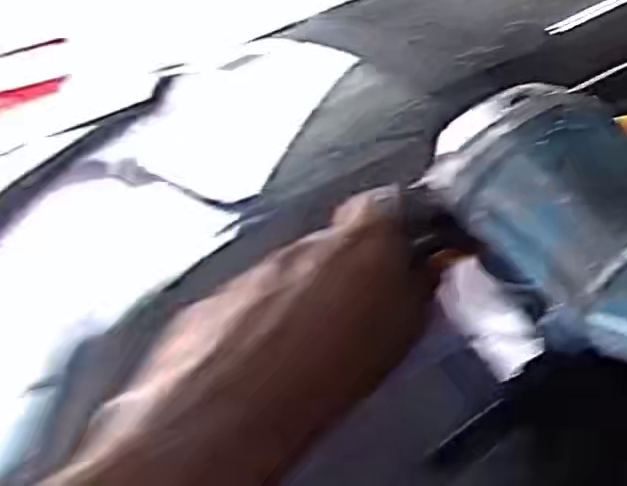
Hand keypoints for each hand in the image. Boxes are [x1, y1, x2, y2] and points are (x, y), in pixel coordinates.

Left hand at [49, 189, 438, 485]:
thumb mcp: (409, 320)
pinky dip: (250, 323)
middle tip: (358, 298)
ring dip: (297, 292)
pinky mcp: (195, 315)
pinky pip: (236, 307)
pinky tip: (259, 357)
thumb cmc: (334, 367)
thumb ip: (421, 279)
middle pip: (332, 240)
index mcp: (366, 235)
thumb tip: (431, 264)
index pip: (386, 202)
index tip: (405, 243)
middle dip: (344, 262)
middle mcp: (306, 243)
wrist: (224, 425)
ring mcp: (246, 276)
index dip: (395, 220)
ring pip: (285, 273)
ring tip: (306, 336)